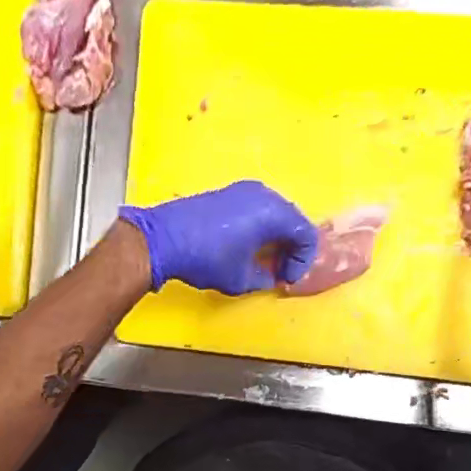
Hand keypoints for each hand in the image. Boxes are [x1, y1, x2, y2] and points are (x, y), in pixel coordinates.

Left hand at [116, 181, 317, 295]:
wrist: (164, 239)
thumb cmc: (207, 259)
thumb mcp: (241, 279)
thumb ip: (265, 278)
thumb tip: (271, 277)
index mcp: (274, 212)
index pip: (306, 234)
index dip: (302, 262)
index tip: (285, 279)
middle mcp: (264, 194)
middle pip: (292, 221)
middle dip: (289, 250)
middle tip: (278, 273)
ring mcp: (244, 190)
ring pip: (274, 215)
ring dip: (274, 240)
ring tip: (261, 264)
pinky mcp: (227, 194)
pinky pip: (255, 211)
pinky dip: (259, 230)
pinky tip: (245, 250)